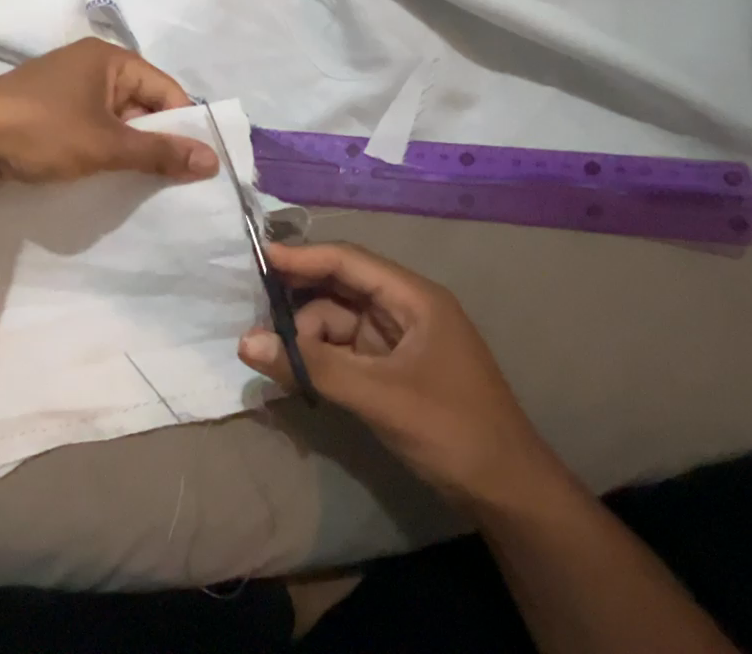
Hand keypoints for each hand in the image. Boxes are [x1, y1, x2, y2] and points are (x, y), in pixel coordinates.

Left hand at [0, 39, 217, 188]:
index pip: (165, 88)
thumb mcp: (106, 144)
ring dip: (122, 147)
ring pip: (111, 117)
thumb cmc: (42, 132)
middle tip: (164, 179)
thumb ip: (159, 152)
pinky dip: (96, 147)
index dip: (182, 125)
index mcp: (107, 57)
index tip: (192, 164)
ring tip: (132, 180)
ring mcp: (60, 85)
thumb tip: (212, 159)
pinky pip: (84, 125)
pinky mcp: (40, 108)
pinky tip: (97, 173)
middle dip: (151, 138)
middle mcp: (86, 63)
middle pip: (139, 101)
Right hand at [237, 242, 564, 510]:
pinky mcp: (386, 370)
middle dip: (296, 301)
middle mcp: (403, 310)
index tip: (254, 259)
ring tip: (268, 357)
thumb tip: (245, 342)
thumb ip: (312, 367)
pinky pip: (339, 350)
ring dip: (302, 337)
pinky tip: (288, 370)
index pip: (348, 261)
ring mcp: (394, 341)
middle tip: (250, 314)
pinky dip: (314, 358)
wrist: (506, 493)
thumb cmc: (453, 431)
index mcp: (415, 299)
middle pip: (336, 289)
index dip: (302, 257)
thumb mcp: (379, 396)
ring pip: (332, 322)